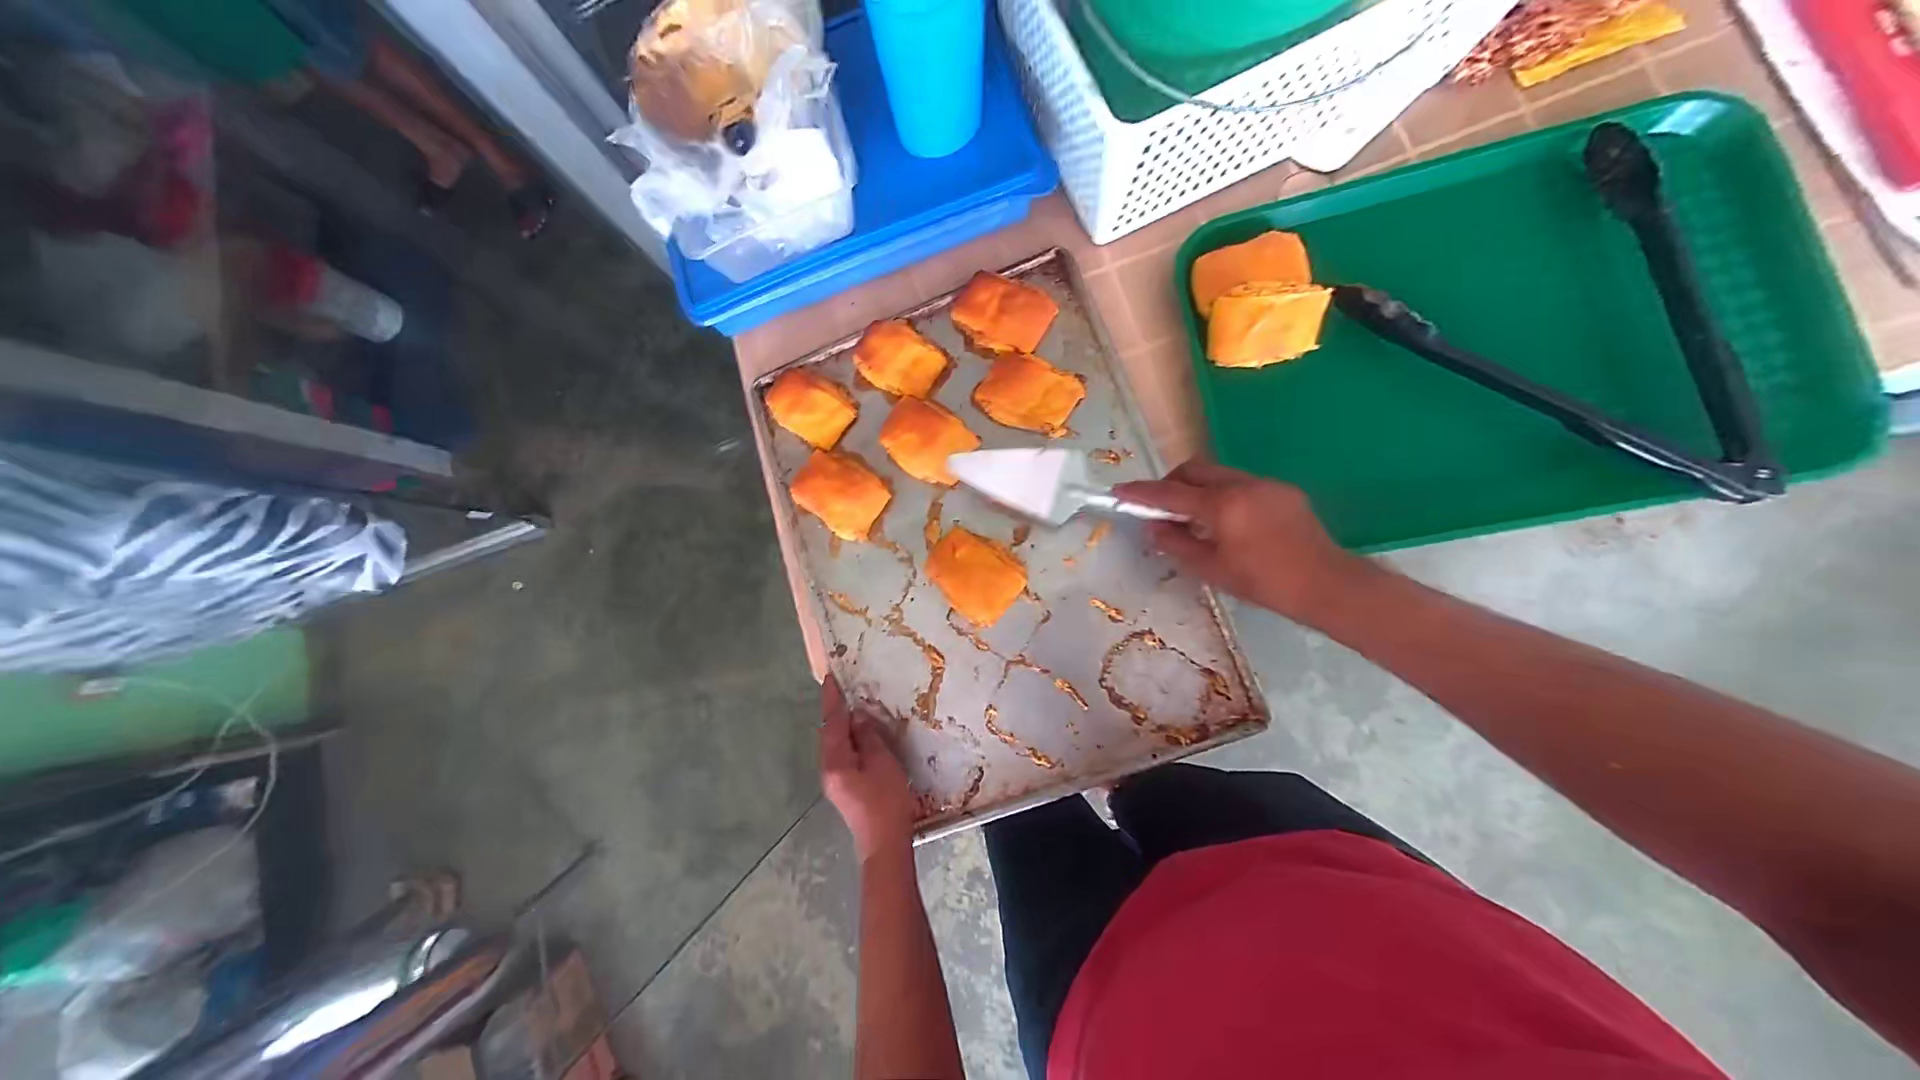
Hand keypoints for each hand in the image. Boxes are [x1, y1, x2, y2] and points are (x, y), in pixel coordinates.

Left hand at [819, 676, 916, 862]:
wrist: (884, 843)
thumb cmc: (885, 802)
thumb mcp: (881, 763)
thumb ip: (868, 738)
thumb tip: (858, 717)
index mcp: (834, 761)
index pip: (831, 723)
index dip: (832, 700)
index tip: (830, 679)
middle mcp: (829, 770)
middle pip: (829, 734)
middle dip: (836, 712)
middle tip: (844, 689)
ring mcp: (836, 781)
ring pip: (837, 745)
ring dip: (844, 726)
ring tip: (855, 707)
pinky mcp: (846, 788)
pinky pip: (844, 755)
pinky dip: (850, 740)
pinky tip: (862, 736)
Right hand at [1115, 460, 1366, 622]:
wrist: (1327, 584)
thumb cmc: (1264, 583)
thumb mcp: (1212, 569)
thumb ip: (1177, 544)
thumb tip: (1153, 528)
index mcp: (1223, 505)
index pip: (1171, 494)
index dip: (1141, 494)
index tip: (1119, 492)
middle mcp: (1243, 485)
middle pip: (1194, 470)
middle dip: (1171, 484)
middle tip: (1160, 509)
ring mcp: (1266, 485)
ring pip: (1219, 475)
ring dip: (1198, 490)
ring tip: (1194, 520)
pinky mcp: (1283, 492)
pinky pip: (1241, 485)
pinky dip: (1223, 496)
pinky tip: (1228, 524)